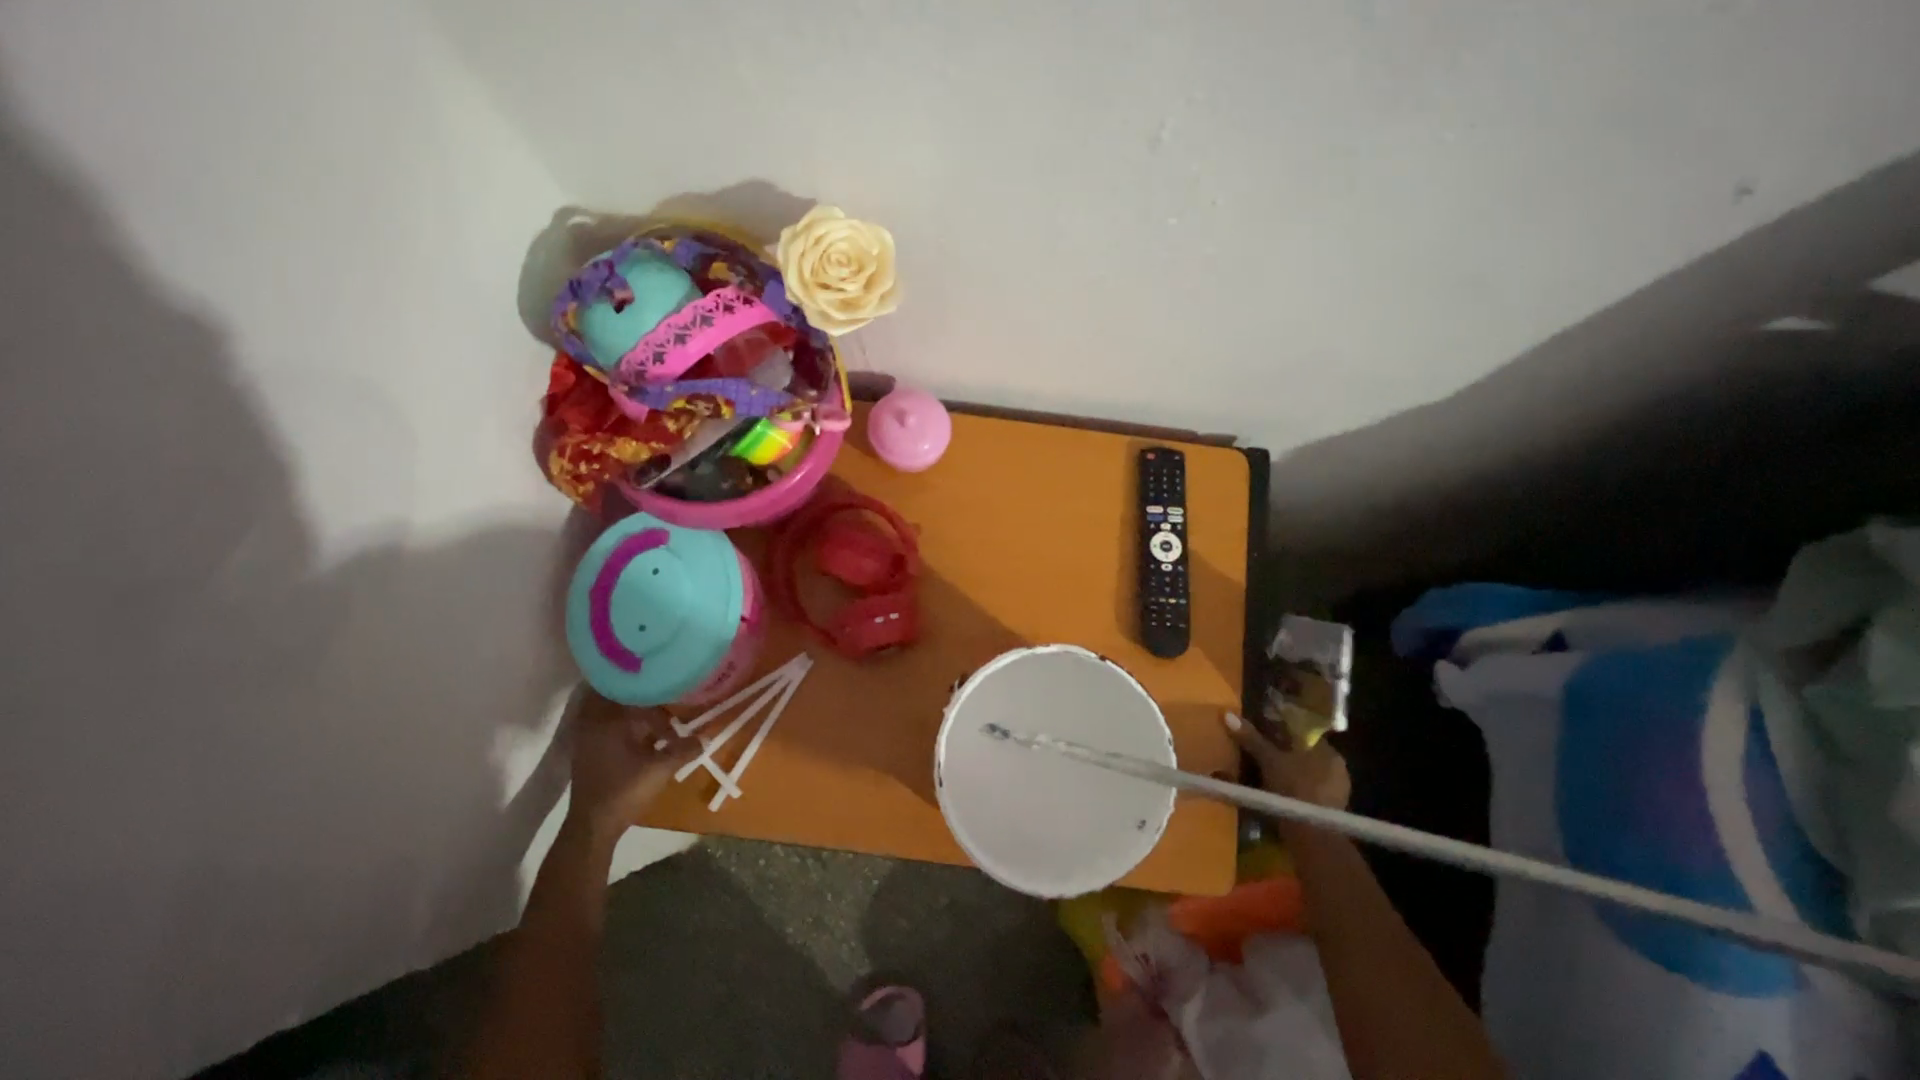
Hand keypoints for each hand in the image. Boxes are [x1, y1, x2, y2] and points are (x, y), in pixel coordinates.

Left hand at [562, 687, 698, 840]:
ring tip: (665, 726)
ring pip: (616, 716)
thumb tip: (706, 737)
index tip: (668, 682)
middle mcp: (593, 723)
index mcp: (607, 720)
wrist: (593, 825)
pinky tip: (650, 741)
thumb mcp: (660, 770)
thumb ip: (684, 750)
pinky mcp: (589, 752)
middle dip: (646, 702)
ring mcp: (588, 738)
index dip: (648, 685)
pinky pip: (611, 729)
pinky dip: (629, 730)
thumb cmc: (624, 791)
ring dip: (639, 718)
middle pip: (621, 700)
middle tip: (671, 702)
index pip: (627, 688)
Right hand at [1224, 711, 1350, 810]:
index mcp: (1328, 751)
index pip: (1304, 736)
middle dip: (1285, 758)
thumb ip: (1252, 738)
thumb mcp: (1269, 761)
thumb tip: (1228, 714)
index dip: (1282, 735)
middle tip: (1260, 760)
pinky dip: (1295, 795)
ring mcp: (1338, 793)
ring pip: (1307, 777)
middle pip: (1305, 757)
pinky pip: (1309, 796)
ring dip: (1289, 778)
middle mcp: (1338, 769)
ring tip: (1265, 781)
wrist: (1312, 837)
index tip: (1262, 738)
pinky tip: (1279, 800)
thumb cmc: (1294, 790)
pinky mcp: (1331, 813)